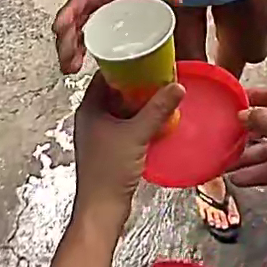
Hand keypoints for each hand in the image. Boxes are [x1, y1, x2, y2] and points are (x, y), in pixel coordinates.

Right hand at [52, 0, 179, 72]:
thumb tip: (176, 0)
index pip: (79, 1)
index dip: (69, 15)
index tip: (61, 30)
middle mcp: (89, 1)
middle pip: (70, 22)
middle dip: (66, 43)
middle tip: (70, 64)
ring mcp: (90, 11)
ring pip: (72, 31)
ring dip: (69, 50)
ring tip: (70, 69)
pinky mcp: (95, 20)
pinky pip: (81, 34)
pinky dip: (77, 48)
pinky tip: (77, 65)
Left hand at [70, 76, 184, 229]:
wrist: (102, 210)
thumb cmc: (109, 171)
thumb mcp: (137, 135)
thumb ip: (157, 109)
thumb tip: (177, 86)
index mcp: (89, 109)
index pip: (104, 75)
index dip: (124, 63)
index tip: (145, 56)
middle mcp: (92, 117)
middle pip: (115, 89)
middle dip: (137, 80)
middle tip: (159, 71)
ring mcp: (100, 132)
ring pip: (122, 106)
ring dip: (140, 99)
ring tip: (162, 90)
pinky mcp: (110, 145)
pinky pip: (126, 121)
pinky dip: (140, 115)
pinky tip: (158, 115)